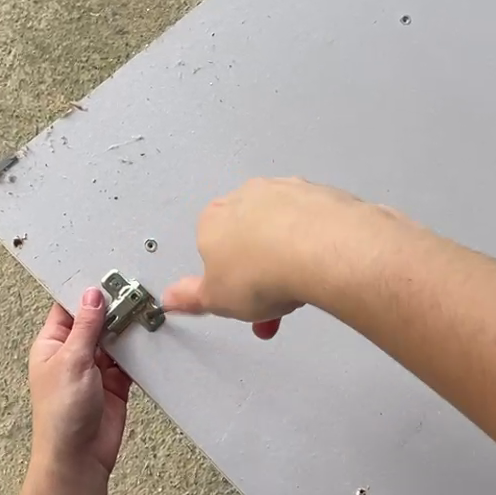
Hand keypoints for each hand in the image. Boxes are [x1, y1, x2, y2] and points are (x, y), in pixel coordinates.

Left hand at [28, 289, 131, 475]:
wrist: (79, 456)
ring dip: (127, 330)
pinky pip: (130, 360)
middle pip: (95, 321)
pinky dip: (139, 351)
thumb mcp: (71, 361)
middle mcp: (72, 354)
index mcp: (51, 345)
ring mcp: (95, 368)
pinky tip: (149, 339)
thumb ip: (85, 327)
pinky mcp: (115, 383)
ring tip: (144, 311)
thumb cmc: (60, 415)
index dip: (85, 292)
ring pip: (115, 339)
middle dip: (113, 309)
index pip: (68, 308)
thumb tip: (92, 296)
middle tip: (133, 290)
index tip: (106, 277)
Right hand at [162, 178, 386, 338]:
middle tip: (273, 302)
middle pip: (249, 238)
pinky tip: (321, 267)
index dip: (227, 279)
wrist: (318, 251)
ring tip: (300, 288)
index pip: (212, 248)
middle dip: (260, 272)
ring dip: (288, 257)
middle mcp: (247, 197)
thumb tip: (174, 298)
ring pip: (282, 229)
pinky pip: (313, 223)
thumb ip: (192, 297)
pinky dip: (316, 244)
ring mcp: (285, 192)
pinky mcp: (319, 195)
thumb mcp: (215, 299)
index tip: (240, 299)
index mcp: (213, 219)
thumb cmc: (263, 270)